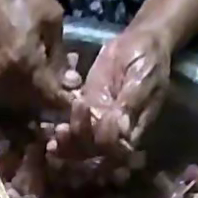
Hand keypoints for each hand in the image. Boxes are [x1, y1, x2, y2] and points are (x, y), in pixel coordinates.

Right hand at [0, 0, 69, 108]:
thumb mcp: (52, 19)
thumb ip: (59, 56)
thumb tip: (69, 83)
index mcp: (26, 65)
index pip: (50, 97)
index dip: (65, 100)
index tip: (76, 97)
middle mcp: (7, 80)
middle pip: (35, 104)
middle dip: (52, 98)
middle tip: (66, 84)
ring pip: (22, 102)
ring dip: (38, 95)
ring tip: (52, 77)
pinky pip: (10, 94)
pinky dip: (25, 89)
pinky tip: (35, 75)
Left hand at [65, 23, 173, 151]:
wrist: (135, 43)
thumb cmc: (147, 58)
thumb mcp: (144, 76)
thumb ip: (131, 103)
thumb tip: (120, 129)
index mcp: (133, 128)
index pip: (118, 150)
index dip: (106, 142)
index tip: (103, 117)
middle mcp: (113, 135)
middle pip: (94, 153)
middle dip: (80, 143)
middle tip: (70, 124)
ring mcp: (95, 128)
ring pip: (78, 149)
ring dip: (66, 143)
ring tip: (60, 130)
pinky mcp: (81, 120)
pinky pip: (68, 138)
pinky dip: (58, 139)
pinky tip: (50, 132)